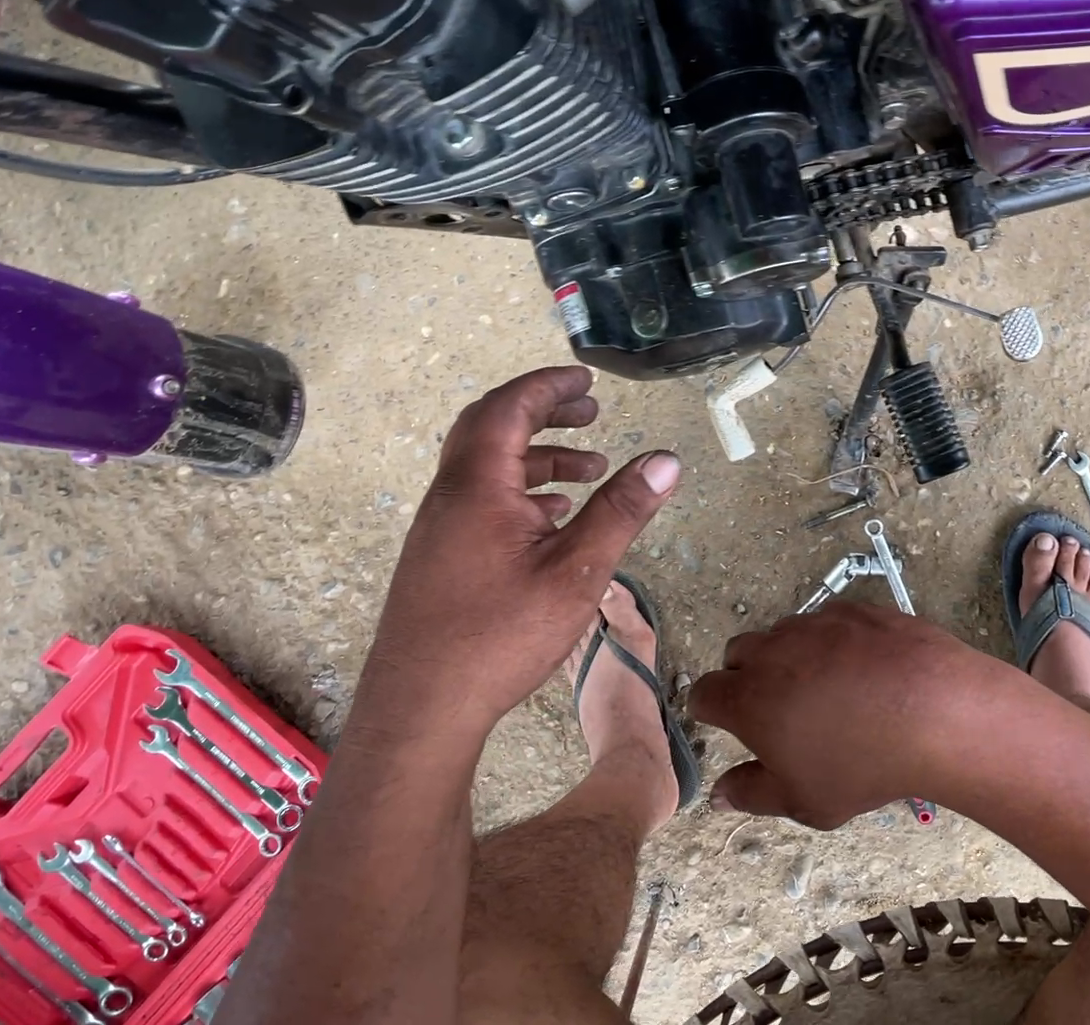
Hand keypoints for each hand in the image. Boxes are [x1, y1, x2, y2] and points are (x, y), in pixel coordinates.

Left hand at [353, 366, 679, 741]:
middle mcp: (451, 498)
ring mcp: (441, 530)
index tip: (586, 380)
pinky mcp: (442, 559)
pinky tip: (555, 518)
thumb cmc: (501, 635)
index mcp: (478, 488)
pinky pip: (483, 502)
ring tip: (590, 469)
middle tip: (592, 413)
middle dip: (543, 414)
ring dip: (539, 457)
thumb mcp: (578, 571)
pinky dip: (523, 492)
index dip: (547, 387)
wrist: (422, 707)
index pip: (507, 410)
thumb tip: (667, 460)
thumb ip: (622, 510)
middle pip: (490, 431)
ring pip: (488, 470)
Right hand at [689, 602, 1015, 827]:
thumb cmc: (864, 765)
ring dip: (790, 655)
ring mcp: (817, 623)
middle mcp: (774, 650)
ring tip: (828, 689)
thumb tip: (720, 793)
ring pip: (785, 633)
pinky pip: (829, 620)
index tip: (732, 724)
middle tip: (780, 708)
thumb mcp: (805, 800)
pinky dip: (834, 640)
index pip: (704, 693)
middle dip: (747, 676)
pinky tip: (865, 668)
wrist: (936, 711)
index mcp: (749, 698)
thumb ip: (753, 793)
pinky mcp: (856, 608)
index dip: (712, 709)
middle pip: (739, 653)